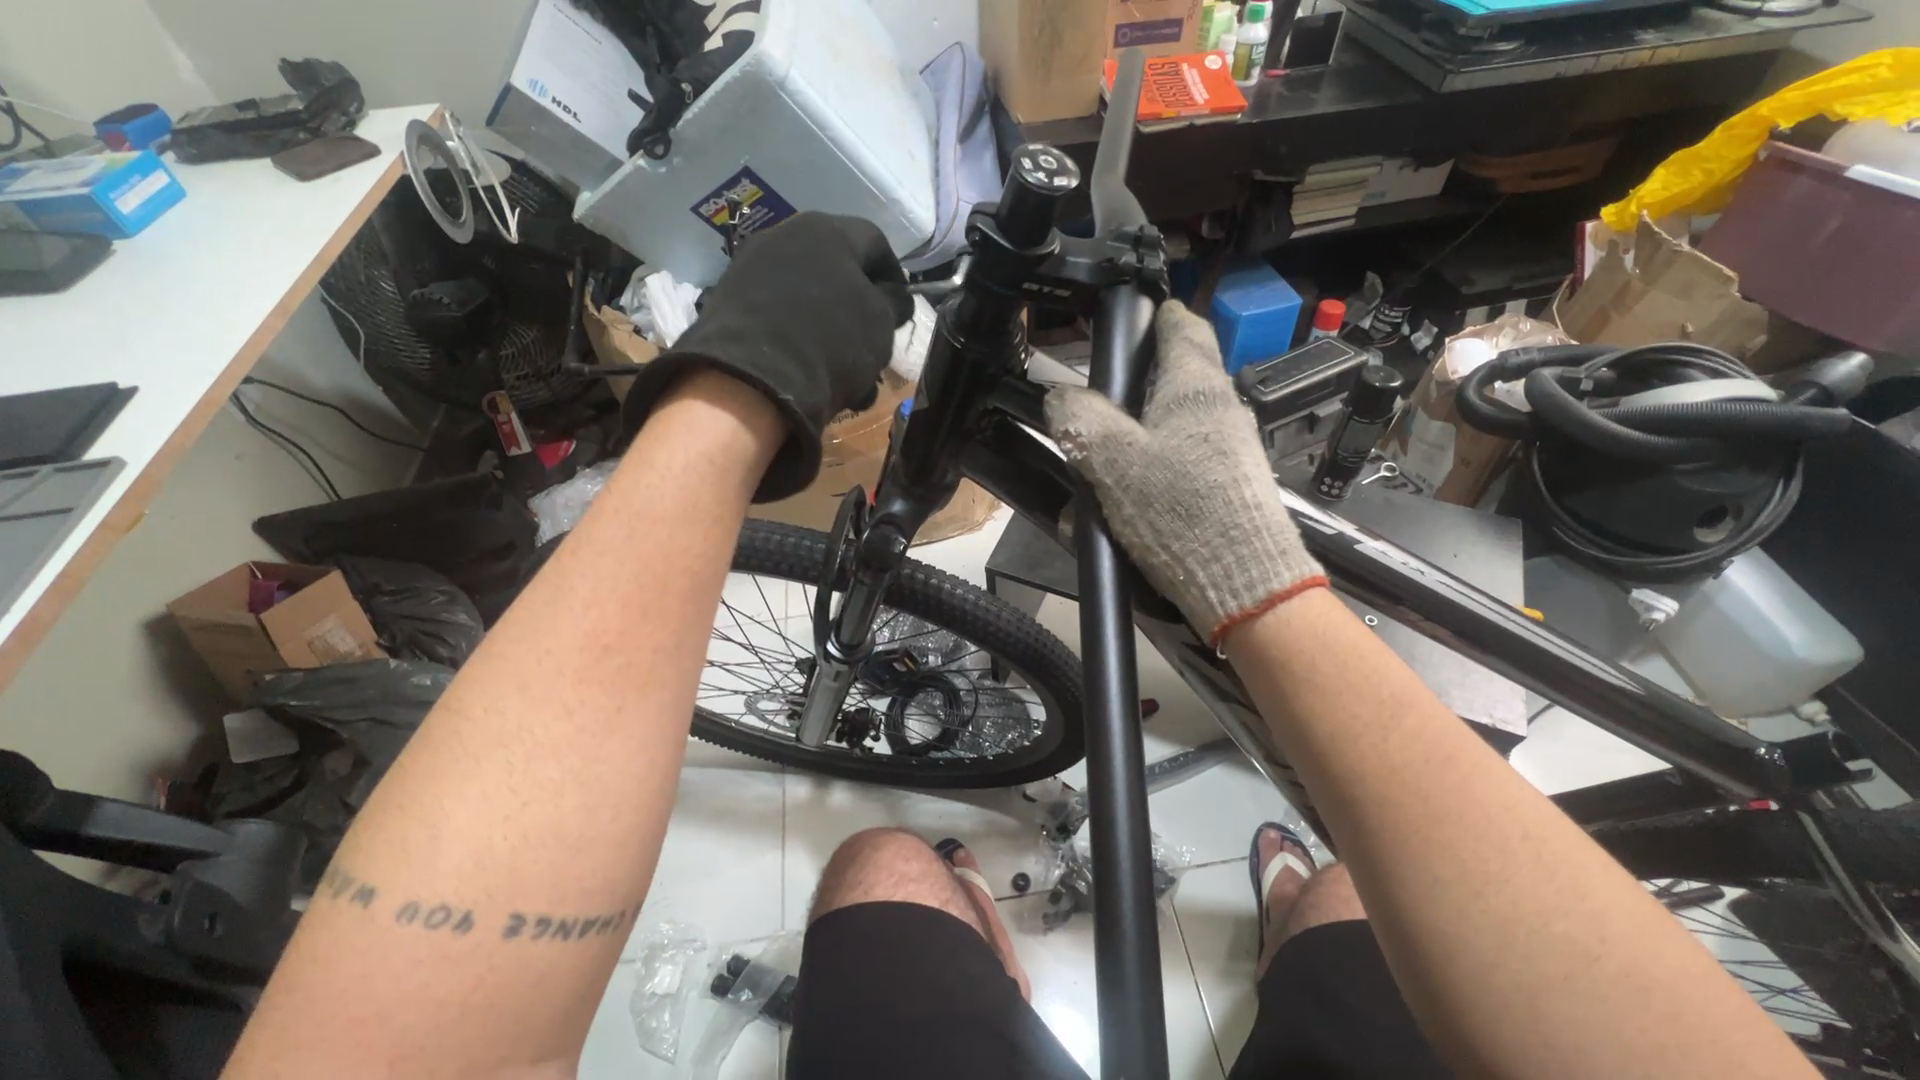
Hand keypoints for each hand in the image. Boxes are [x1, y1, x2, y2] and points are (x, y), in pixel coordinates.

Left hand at [621, 212, 912, 500]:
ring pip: (808, 303)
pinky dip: (799, 344)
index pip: (875, 242)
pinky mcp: (728, 304)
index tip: (900, 314)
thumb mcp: (882, 322)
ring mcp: (750, 270)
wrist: (753, 378)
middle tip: (872, 348)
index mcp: (826, 229)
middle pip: (837, 273)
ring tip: (846, 380)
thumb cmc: (832, 339)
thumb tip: (889, 297)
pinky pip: (778, 320)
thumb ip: (892, 304)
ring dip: (832, 337)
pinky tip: (812, 378)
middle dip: (860, 314)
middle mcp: (784, 237)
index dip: (894, 279)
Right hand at [1046, 301, 1326, 647]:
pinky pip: (1183, 462)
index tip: (1130, 319)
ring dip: (1140, 433)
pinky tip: (1127, 501)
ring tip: (1101, 458)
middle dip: (1136, 385)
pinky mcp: (1230, 488)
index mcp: (1195, 386)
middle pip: (1177, 378)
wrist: (1244, 585)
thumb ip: (1080, 419)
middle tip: (1095, 400)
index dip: (1156, 315)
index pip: (1182, 326)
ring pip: (1176, 424)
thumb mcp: (1112, 460)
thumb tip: (1061, 397)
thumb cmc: (1179, 511)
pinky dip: (1153, 469)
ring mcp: (1232, 450)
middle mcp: (1222, 409)